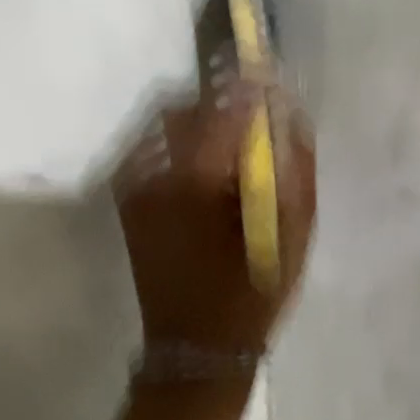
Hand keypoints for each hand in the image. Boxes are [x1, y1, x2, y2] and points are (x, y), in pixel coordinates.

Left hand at [111, 79, 316, 353]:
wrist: (194, 348)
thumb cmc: (250, 296)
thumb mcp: (291, 235)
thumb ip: (292, 165)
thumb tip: (287, 112)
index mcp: (198, 180)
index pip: (224, 106)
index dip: (248, 84)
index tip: (268, 72)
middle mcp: (155, 173)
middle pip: (183, 108)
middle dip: (218, 105)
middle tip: (248, 127)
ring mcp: (134, 187)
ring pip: (162, 127)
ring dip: (196, 126)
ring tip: (225, 155)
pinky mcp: (127, 201)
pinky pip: (150, 151)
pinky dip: (178, 148)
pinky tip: (201, 177)